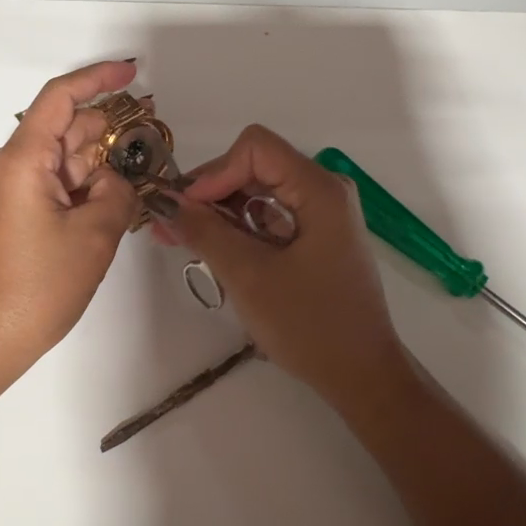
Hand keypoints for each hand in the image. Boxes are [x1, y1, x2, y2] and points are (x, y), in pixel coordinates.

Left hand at [0, 61, 141, 386]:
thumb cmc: (38, 289)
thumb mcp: (94, 237)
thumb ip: (116, 193)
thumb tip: (112, 181)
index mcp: (20, 160)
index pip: (59, 98)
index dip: (97, 79)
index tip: (131, 71)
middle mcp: (4, 165)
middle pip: (62, 130)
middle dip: (105, 135)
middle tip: (147, 146)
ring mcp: (1, 190)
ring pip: (57, 160)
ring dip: (93, 167)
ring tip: (129, 187)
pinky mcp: (3, 212)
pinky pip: (47, 184)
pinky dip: (77, 188)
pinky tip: (104, 208)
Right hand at [162, 125, 406, 401]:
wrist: (361, 376)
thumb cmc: (310, 325)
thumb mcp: (248, 276)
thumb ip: (204, 231)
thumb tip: (163, 200)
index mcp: (319, 190)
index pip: (255, 148)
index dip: (214, 173)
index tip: (186, 210)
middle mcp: (324, 191)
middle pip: (255, 166)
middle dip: (210, 192)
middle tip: (170, 224)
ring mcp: (322, 214)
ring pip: (258, 191)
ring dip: (219, 212)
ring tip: (181, 239)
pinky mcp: (316, 237)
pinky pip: (269, 215)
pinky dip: (238, 228)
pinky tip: (210, 250)